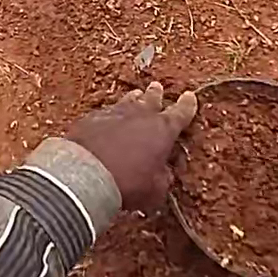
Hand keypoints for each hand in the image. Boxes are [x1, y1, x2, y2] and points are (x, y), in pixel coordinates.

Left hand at [66, 83, 198, 210]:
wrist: (87, 173)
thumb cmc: (128, 183)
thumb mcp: (156, 189)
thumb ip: (163, 176)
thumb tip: (164, 172)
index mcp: (162, 129)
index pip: (180, 113)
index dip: (187, 105)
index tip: (190, 96)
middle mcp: (141, 115)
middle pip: (152, 99)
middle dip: (157, 94)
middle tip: (158, 87)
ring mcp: (115, 113)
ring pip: (128, 100)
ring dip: (134, 98)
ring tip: (137, 94)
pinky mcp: (93, 117)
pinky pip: (107, 111)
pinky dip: (112, 114)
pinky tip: (109, 117)